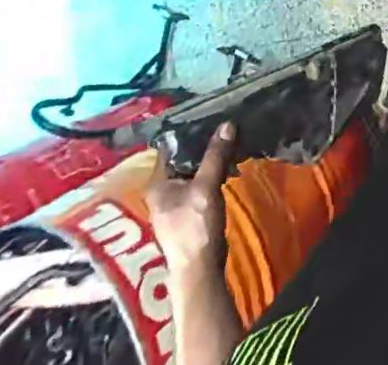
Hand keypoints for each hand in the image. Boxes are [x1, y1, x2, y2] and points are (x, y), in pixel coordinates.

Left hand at [146, 122, 236, 272]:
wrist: (200, 271)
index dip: (187, 130)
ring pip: (193, 170)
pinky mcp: (189, 211)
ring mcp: (175, 202)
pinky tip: (229, 165)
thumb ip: (215, 156)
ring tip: (230, 142)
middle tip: (224, 127)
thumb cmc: (195, 227)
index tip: (208, 116)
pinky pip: (200, 183)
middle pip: (183, 158)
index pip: (169, 146)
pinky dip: (213, 173)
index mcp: (157, 182)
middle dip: (202, 144)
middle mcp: (162, 189)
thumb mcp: (206, 187)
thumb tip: (227, 124)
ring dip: (210, 159)